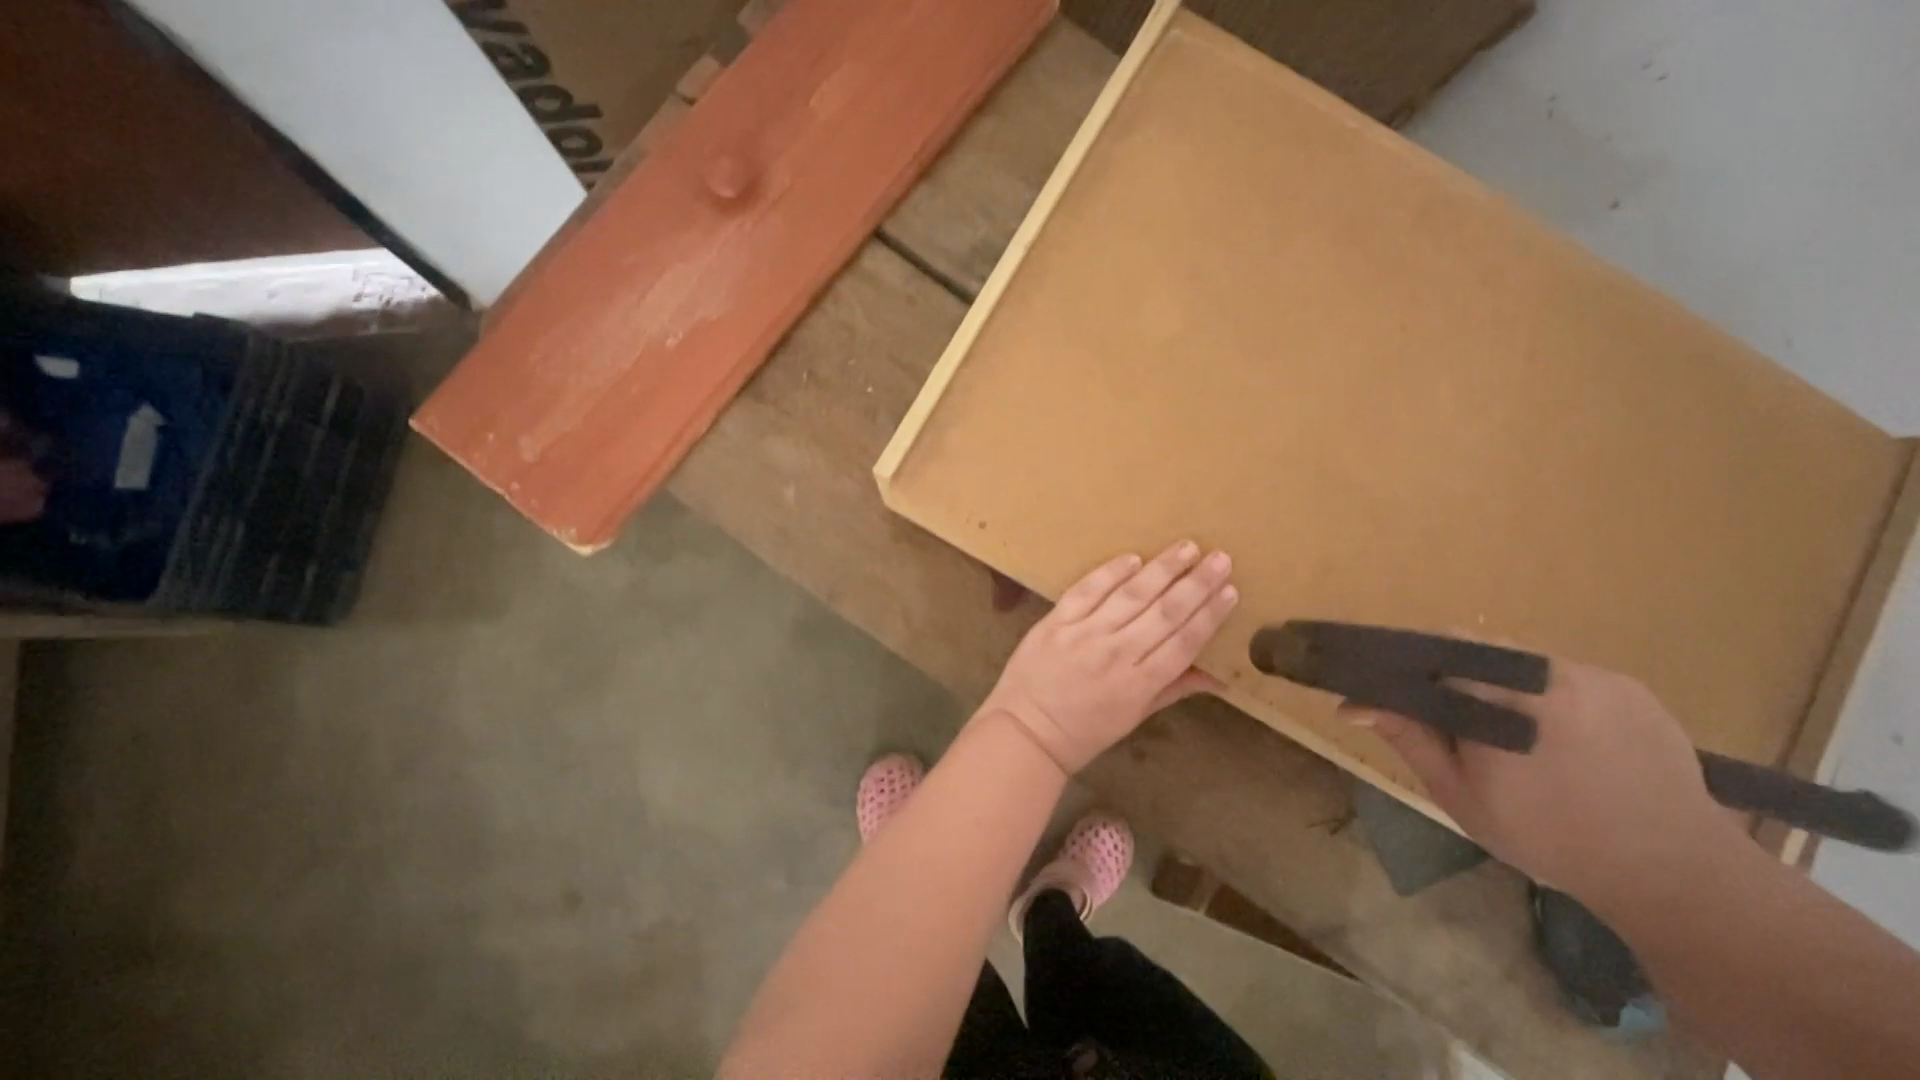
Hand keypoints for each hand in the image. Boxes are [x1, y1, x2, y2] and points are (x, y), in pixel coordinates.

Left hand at [980, 541, 1238, 773]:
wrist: (1026, 730)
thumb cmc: (1085, 730)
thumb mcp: (1135, 717)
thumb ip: (1175, 688)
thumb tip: (1221, 678)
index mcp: (1139, 684)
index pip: (1184, 642)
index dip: (1209, 615)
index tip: (1230, 590)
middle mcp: (1115, 654)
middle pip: (1164, 613)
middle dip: (1196, 583)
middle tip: (1220, 558)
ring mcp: (1084, 634)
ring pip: (1131, 595)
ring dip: (1162, 569)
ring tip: (1187, 548)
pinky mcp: (1056, 621)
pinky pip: (1088, 590)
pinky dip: (1112, 572)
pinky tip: (1134, 557)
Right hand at [1346, 656, 1743, 911]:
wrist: (1670, 868)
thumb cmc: (1549, 838)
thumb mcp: (1461, 796)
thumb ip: (1409, 739)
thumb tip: (1352, 703)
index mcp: (1497, 699)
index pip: (1434, 649)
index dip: (1411, 664)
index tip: (1400, 692)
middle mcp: (1545, 672)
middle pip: (1479, 647)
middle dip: (1458, 673)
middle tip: (1458, 722)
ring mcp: (1593, 675)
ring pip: (1524, 659)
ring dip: (1505, 683)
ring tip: (1513, 733)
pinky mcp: (1630, 686)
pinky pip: (1569, 675)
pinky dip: (1551, 696)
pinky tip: (1563, 740)